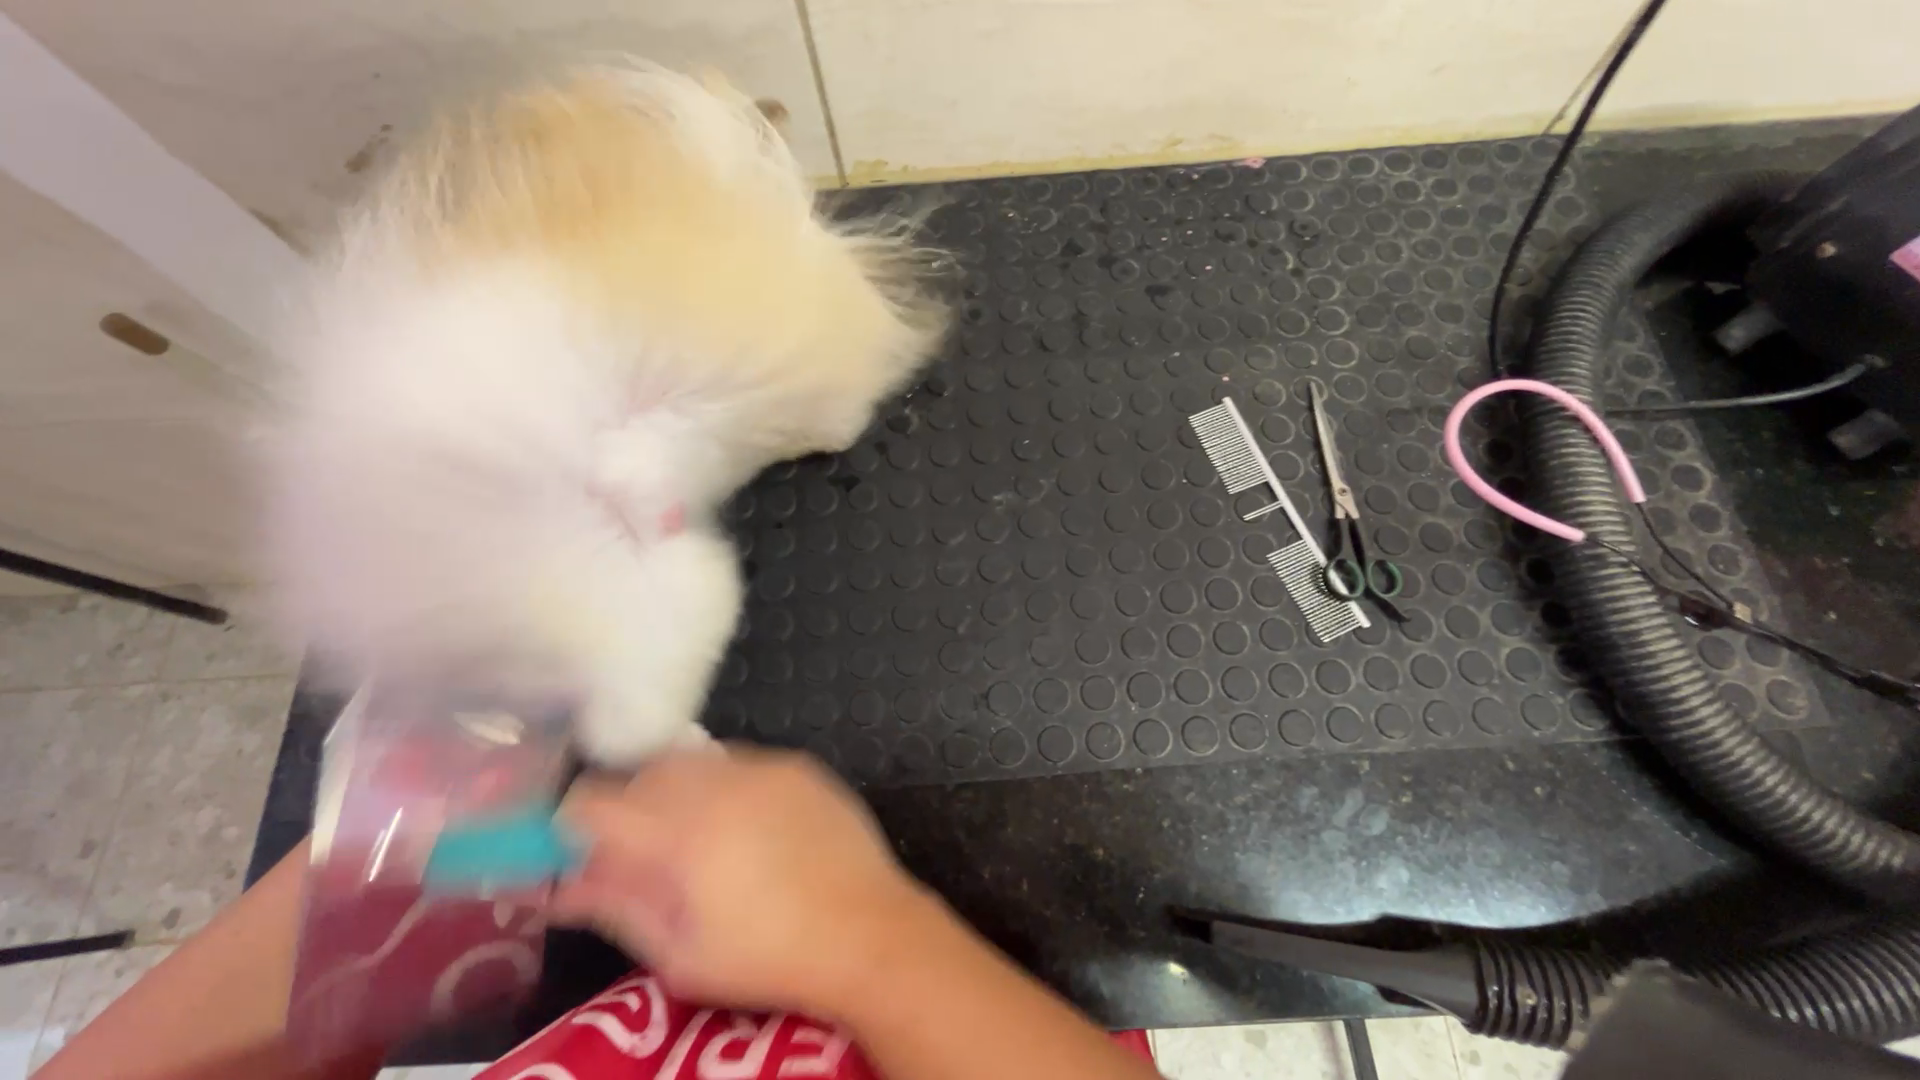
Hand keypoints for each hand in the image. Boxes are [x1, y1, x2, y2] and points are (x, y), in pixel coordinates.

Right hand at [551, 746, 936, 1017]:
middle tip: (642, 854)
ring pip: (693, 760)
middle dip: (628, 805)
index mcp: (678, 831)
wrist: (868, 930)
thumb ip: (616, 906)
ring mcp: (765, 767)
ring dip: (677, 790)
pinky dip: (726, 785)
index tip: (577, 851)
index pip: (593, 800)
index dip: (573, 824)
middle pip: (643, 771)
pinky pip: (742, 762)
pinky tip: (747, 827)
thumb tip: (563, 884)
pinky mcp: (800, 766)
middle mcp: (717, 783)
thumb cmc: (767, 956)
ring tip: (698, 841)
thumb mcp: (679, 952)